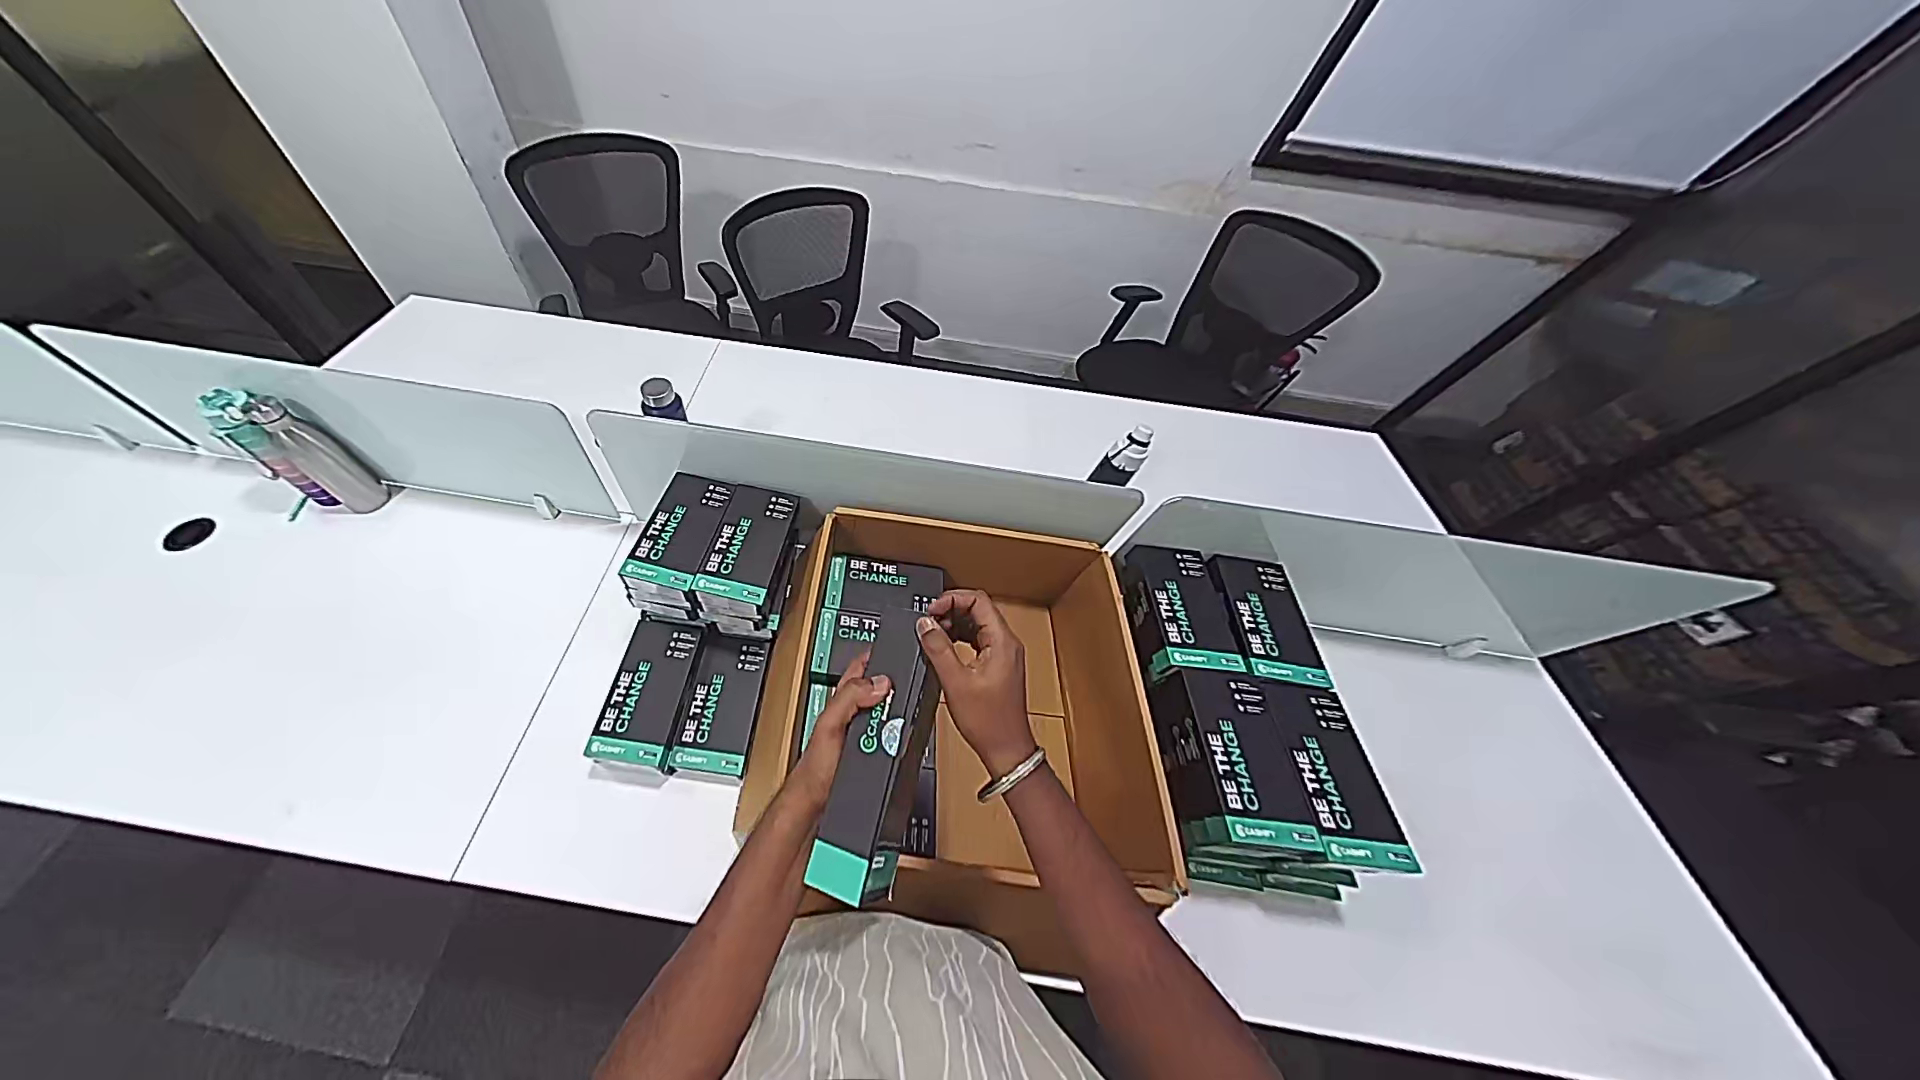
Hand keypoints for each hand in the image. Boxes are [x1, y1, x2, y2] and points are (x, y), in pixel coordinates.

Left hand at [784, 653, 889, 812]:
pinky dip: (899, 731)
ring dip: (899, 711)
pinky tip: (899, 736)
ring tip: (905, 716)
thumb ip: (850, 698)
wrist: (816, 802)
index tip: (900, 652)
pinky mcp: (872, 744)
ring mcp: (863, 727)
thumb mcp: (830, 725)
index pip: (862, 664)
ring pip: (888, 709)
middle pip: (880, 685)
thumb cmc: (815, 767)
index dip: (878, 654)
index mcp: (840, 697)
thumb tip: (879, 683)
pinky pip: (891, 730)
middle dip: (896, 685)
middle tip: (911, 689)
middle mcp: (852, 709)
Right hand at [917, 590, 1037, 776]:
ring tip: (933, 633)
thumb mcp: (956, 681)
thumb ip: (938, 648)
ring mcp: (1004, 654)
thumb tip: (925, 623)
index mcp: (1002, 641)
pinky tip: (945, 647)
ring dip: (955, 624)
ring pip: (978, 624)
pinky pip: (979, 639)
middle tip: (929, 621)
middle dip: (951, 610)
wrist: (1006, 748)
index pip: (979, 600)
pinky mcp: (998, 664)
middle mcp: (1007, 643)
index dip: (952, 599)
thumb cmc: (989, 721)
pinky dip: (960, 638)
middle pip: (978, 609)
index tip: (932, 609)